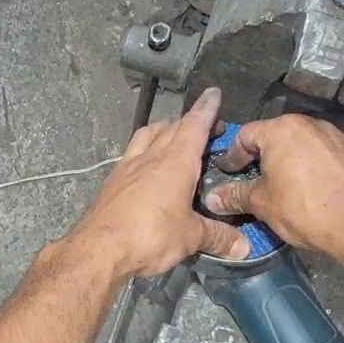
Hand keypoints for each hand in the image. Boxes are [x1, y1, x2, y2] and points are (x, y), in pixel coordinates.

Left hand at [65, 88, 250, 276]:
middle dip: (188, 121)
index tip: (213, 93)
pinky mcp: (111, 182)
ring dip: (161, 130)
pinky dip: (142, 151)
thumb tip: (244, 248)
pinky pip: (130, 155)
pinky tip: (144, 165)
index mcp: (175, 162)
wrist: (98, 249)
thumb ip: (218, 237)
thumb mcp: (190, 237)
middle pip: (170, 127)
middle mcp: (150, 157)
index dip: (206, 109)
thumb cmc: (149, 235)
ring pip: (146, 136)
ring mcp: (127, 167)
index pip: (194, 125)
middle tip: (202, 125)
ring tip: (171, 134)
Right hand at [202, 114, 343, 258]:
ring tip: (294, 188)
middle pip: (279, 136)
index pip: (246, 135)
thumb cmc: (304, 209)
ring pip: (308, 145)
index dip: (233, 155)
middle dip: (267, 157)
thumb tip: (212, 197)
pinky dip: (324, 169)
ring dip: (296, 161)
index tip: (230, 174)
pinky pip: (334, 157)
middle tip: (260, 182)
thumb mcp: (262, 204)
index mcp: (282, 130)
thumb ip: (236, 195)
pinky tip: (324, 191)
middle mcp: (311, 124)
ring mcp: (340, 136)